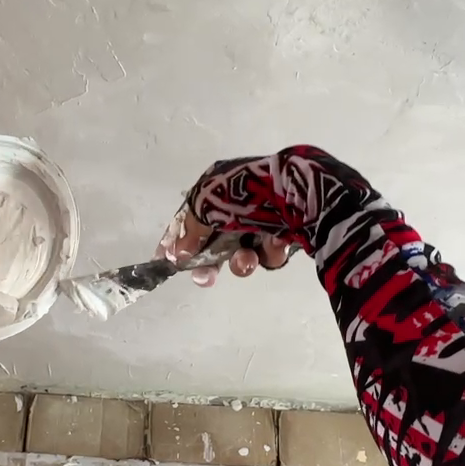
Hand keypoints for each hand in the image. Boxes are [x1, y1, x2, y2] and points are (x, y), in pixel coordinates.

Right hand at [156, 205, 294, 287]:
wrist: (299, 193)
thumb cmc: (245, 195)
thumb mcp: (204, 205)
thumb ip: (189, 230)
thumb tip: (177, 253)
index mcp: (216, 186)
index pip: (189, 216)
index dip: (175, 239)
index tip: (164, 261)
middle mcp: (237, 202)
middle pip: (214, 241)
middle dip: (208, 262)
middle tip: (205, 278)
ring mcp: (262, 218)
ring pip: (240, 251)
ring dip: (240, 261)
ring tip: (247, 260)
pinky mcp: (284, 234)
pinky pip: (266, 254)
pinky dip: (266, 254)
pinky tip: (274, 245)